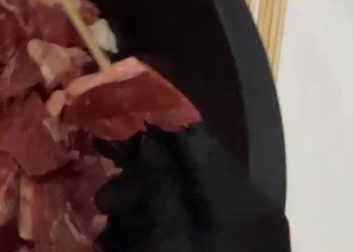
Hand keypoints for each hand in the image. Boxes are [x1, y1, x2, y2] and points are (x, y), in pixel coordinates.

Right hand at [97, 126, 289, 251]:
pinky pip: (196, 221)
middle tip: (104, 197)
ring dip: (144, 202)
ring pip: (186, 195)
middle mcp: (249, 206)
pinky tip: (128, 240)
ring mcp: (248, 231)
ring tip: (109, 225)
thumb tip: (148, 137)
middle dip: (139, 175)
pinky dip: (162, 223)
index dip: (154, 118)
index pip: (195, 134)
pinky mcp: (238, 249)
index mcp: (238, 197)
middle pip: (187, 166)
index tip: (114, 115)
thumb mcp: (171, 236)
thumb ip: (162, 180)